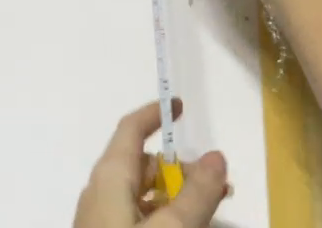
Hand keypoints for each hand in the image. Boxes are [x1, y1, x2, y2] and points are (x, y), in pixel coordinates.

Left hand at [74, 100, 229, 227]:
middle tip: (221, 189)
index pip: (131, 129)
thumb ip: (196, 195)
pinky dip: (164, 219)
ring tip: (212, 215)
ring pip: (142, 198)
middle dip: (181, 170)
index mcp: (109, 176)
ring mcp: (100, 223)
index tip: (181, 105)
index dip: (156, 114)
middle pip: (141, 166)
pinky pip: (136, 220)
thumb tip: (216, 155)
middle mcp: (100, 194)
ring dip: (177, 200)